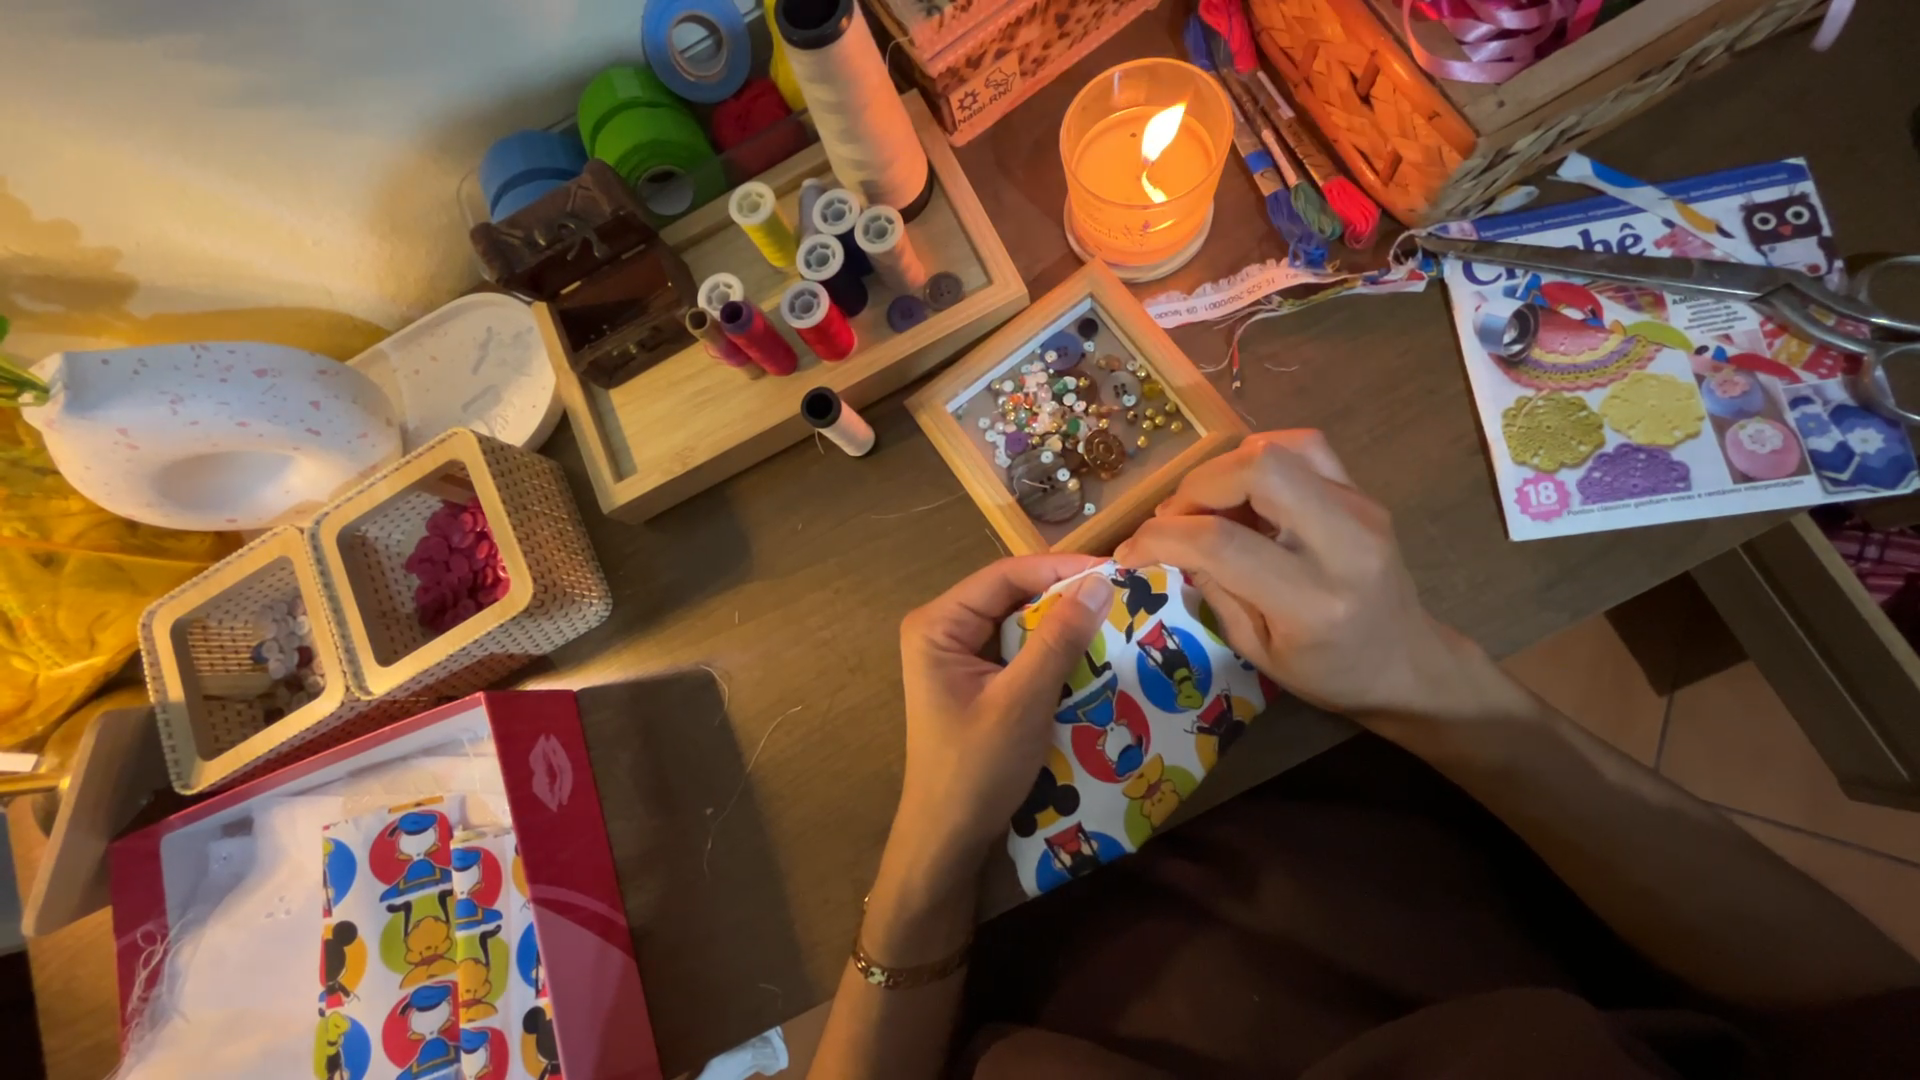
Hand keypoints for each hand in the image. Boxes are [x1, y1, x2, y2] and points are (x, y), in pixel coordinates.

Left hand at [892, 554, 1111, 880]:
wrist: (947, 838)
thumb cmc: (976, 770)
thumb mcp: (1022, 701)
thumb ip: (1059, 640)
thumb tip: (1098, 583)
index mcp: (937, 625)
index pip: (1003, 576)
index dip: (1057, 569)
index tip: (1111, 571)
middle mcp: (941, 630)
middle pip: (1009, 595)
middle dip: (1062, 595)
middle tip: (1119, 594)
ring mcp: (956, 656)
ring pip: (1017, 623)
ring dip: (1060, 625)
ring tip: (1112, 618)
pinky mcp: (973, 680)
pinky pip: (1016, 652)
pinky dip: (1050, 652)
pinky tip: (1087, 655)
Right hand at [1115, 430, 1515, 722]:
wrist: (1408, 664)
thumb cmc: (1328, 673)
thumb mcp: (1256, 650)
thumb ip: (1213, 589)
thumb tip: (1171, 543)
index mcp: (1312, 600)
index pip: (1220, 542)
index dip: (1160, 538)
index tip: (1131, 551)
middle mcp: (1343, 542)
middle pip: (1256, 470)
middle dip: (1194, 488)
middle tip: (1172, 520)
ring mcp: (1360, 507)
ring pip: (1278, 448)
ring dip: (1223, 468)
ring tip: (1203, 504)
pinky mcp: (1361, 492)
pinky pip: (1303, 447)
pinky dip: (1256, 457)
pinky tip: (1239, 488)